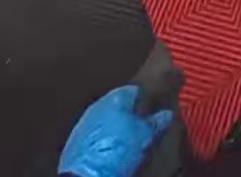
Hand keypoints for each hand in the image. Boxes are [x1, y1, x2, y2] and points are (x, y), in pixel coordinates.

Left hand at [58, 86, 174, 176]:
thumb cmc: (119, 150)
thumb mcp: (146, 136)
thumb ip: (158, 121)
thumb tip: (167, 114)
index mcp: (117, 96)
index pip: (136, 89)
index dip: (147, 98)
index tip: (155, 108)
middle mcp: (99, 105)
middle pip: (120, 104)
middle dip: (130, 113)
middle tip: (142, 124)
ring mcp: (83, 124)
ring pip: (106, 120)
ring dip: (116, 126)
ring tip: (126, 139)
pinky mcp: (73, 144)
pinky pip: (95, 135)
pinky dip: (104, 139)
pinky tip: (110, 150)